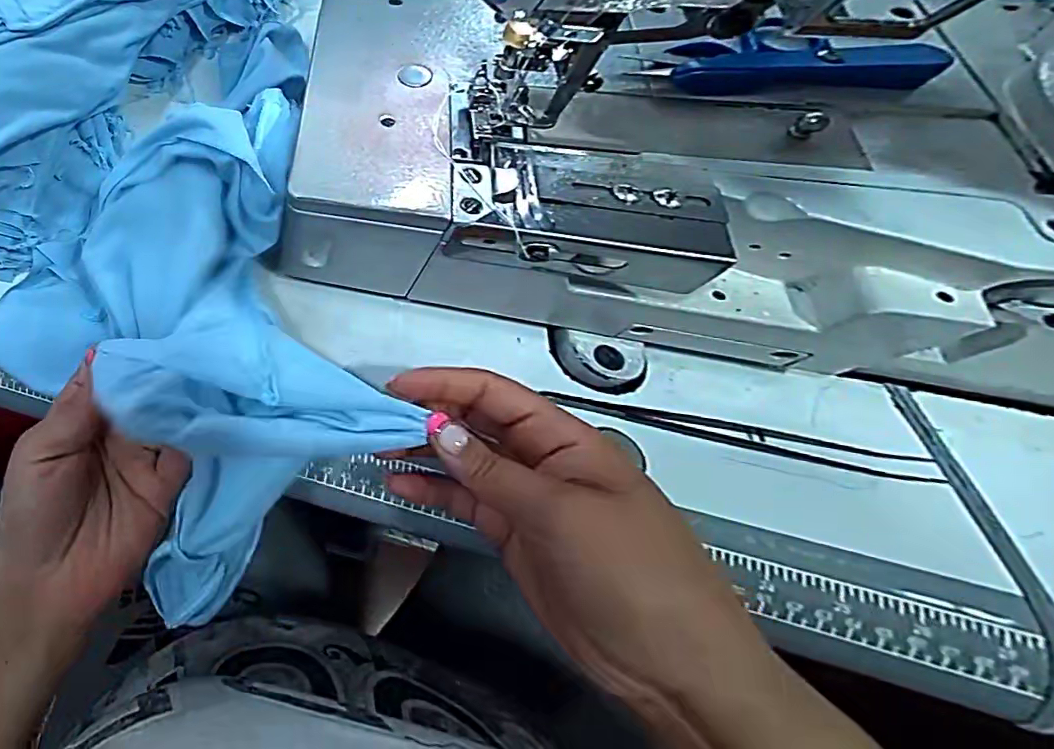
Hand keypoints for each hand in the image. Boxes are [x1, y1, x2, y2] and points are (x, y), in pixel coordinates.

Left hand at [0, 352, 190, 630]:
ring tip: (203, 363)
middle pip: (146, 391)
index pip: (113, 377)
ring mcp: (145, 457)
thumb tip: (97, 351)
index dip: (129, 355)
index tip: (153, 324)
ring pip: (170, 415)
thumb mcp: (41, 450)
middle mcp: (120, 430)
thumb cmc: (31, 511)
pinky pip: (186, 451)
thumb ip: (75, 406)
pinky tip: (207, 407)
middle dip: (161, 369)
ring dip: (183, 394)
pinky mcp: (166, 486)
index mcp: (86, 416)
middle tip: (187, 337)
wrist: (45, 587)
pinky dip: (197, 430)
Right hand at [384, 368, 875, 748]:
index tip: (399, 388)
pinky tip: (402, 485)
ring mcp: (525, 498)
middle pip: (474, 423)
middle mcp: (540, 461)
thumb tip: (439, 428)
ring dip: (423, 451)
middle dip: (427, 415)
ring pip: (463, 460)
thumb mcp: (561, 513)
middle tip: (379, 418)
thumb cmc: (637, 575)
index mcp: (564, 440)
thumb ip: (493, 470)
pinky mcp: (513, 533)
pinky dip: (432, 490)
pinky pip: (465, 499)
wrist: (674, 669)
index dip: (445, 384)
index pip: (494, 394)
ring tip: (380, 448)